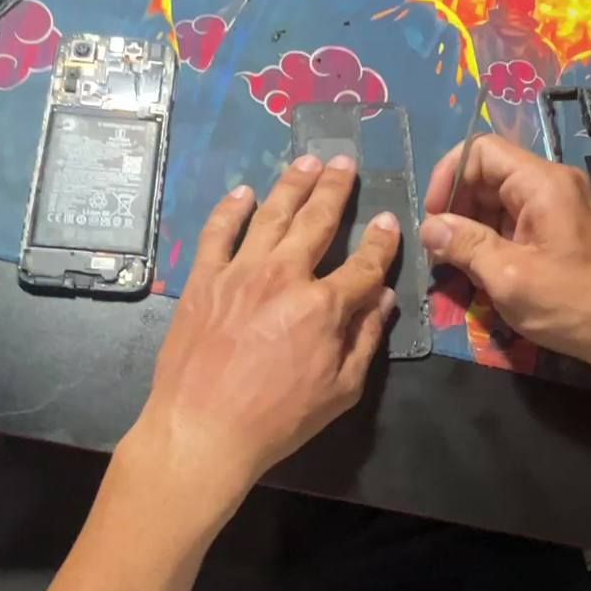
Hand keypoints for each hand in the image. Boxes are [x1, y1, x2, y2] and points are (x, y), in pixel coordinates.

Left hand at [118, 154, 399, 522]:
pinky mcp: (204, 279)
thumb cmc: (278, 419)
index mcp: (324, 306)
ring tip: (307, 160)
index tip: (389, 219)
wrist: (202, 430)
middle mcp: (284, 276)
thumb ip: (365, 339)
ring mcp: (240, 272)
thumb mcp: (341, 391)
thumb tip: (383, 298)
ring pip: (271, 214)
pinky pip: (219, 232)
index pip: (364, 263)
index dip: (381, 240)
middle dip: (335, 188)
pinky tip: (244, 192)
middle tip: (345, 162)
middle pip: (317, 220)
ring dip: (292, 183)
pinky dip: (232, 209)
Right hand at [420, 136, 590, 372]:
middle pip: (487, 174)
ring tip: (457, 263)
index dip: (448, 177)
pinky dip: (489, 239)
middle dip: (456, 207)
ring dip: (470, 227)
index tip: (434, 218)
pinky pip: (512, 221)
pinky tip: (480, 270)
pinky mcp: (558, 230)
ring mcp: (557, 207)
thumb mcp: (508, 276)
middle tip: (440, 248)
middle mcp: (551, 184)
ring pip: (496, 200)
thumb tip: (427, 227)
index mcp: (542, 183)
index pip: (481, 151)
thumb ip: (465, 245)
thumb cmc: (571, 304)